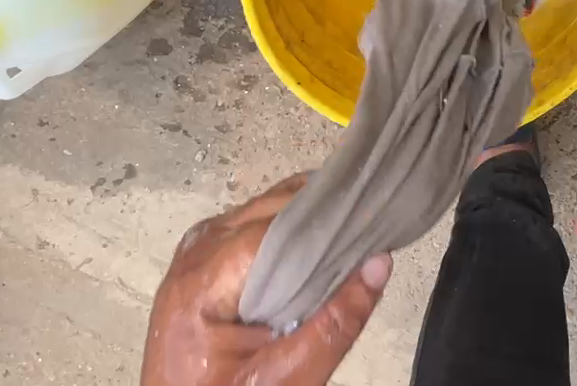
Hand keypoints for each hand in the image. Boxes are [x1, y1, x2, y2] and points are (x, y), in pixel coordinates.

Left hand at [142, 173, 391, 385]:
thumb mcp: (287, 381)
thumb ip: (334, 326)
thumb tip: (380, 261)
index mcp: (202, 282)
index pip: (279, 225)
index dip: (328, 219)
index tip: (371, 220)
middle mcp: (196, 253)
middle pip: (274, 209)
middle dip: (321, 218)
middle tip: (364, 234)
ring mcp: (198, 249)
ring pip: (269, 208)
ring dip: (308, 219)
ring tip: (343, 239)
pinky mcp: (206, 255)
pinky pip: (258, 221)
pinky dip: (291, 227)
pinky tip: (314, 247)